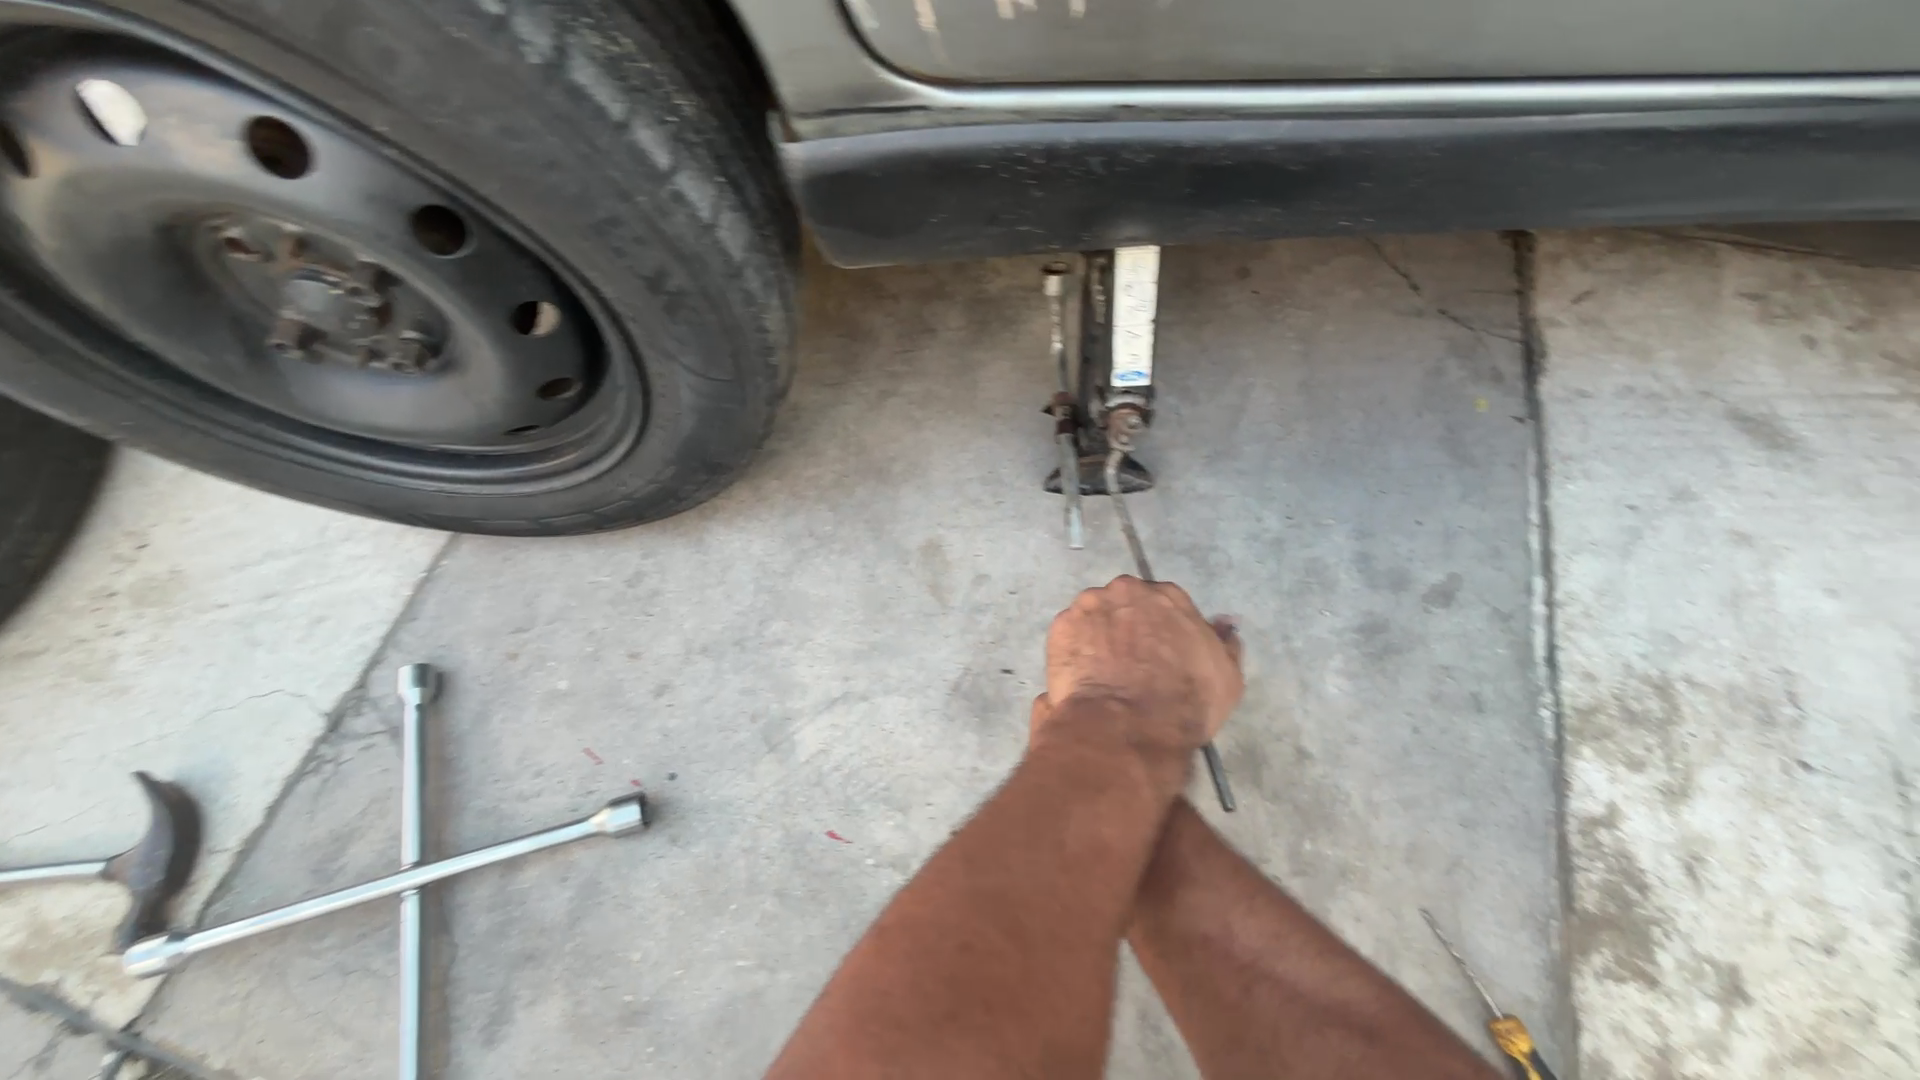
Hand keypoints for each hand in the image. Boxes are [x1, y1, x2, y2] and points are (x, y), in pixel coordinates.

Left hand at [1039, 576, 1243, 757]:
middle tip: (1131, 663)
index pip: (1164, 604)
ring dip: (1099, 635)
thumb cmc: (1185, 702)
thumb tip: (1224, 623)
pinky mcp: (1060, 627)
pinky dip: (1075, 650)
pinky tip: (1083, 675)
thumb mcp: (1226, 676)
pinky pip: (1069, 635)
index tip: (1160, 654)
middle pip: (1126, 603)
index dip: (1162, 630)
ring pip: (1095, 616)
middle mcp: (1127, 590)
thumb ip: (1224, 643)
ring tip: (1103, 671)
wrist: (1128, 725)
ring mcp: (1089, 606)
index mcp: (1168, 595)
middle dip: (1128, 626)